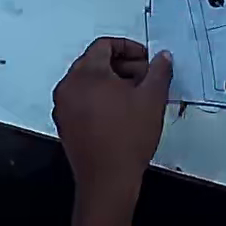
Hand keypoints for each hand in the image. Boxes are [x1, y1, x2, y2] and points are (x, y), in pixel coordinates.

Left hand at [52, 38, 172, 210]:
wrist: (107, 181)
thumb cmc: (129, 137)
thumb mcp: (152, 98)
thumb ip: (159, 71)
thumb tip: (162, 57)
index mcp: (86, 74)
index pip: (104, 45)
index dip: (129, 48)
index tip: (146, 59)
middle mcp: (68, 86)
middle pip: (95, 61)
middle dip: (122, 65)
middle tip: (146, 77)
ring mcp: (63, 106)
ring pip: (88, 81)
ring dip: (112, 81)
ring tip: (136, 95)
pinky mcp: (64, 124)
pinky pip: (82, 99)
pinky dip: (100, 97)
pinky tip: (121, 112)